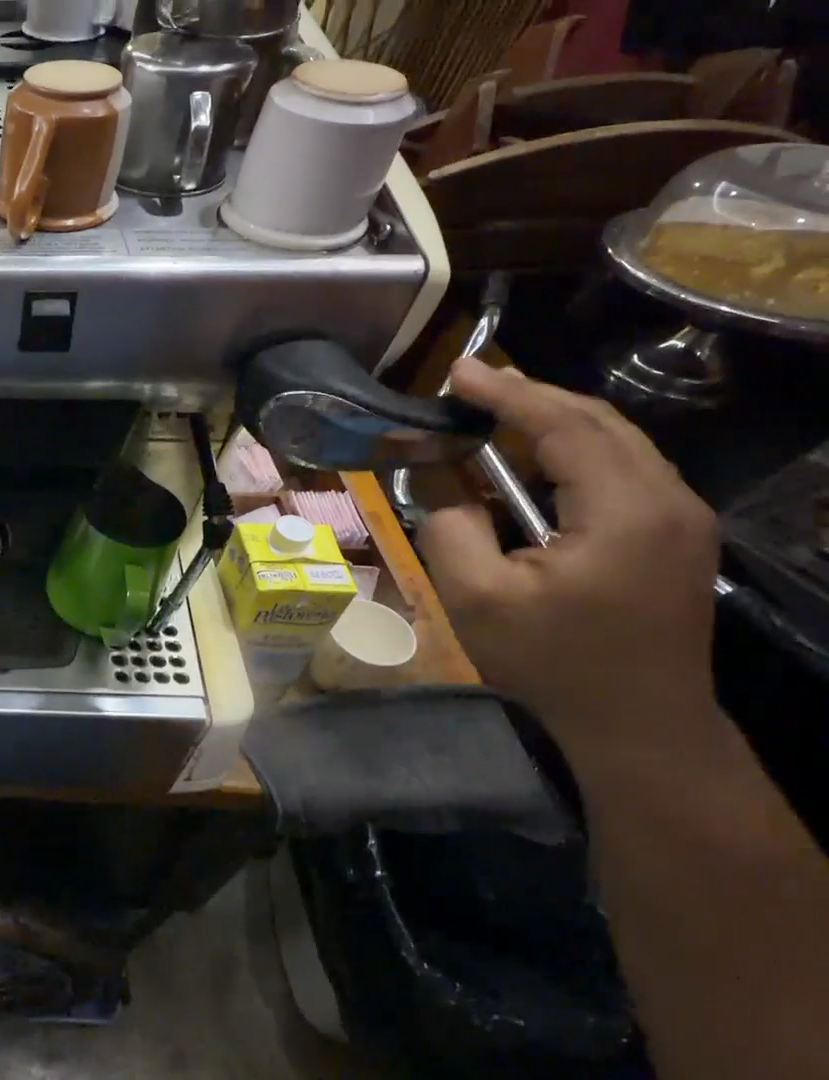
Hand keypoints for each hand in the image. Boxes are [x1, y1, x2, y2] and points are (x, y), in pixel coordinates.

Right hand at [419, 357, 718, 750]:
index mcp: (625, 511)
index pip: (566, 426)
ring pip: (615, 443)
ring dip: (551, 423)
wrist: (639, 722)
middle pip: (599, 423)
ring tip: (490, 415)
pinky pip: (621, 470)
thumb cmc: (553, 662)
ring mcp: (680, 518)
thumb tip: (443, 485)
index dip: (508, 393)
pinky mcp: (674, 535)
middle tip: (467, 388)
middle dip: (531, 397)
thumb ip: (450, 529)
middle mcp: (668, 500)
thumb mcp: (476, 599)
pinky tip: (531, 461)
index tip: (455, 373)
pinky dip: (571, 452)